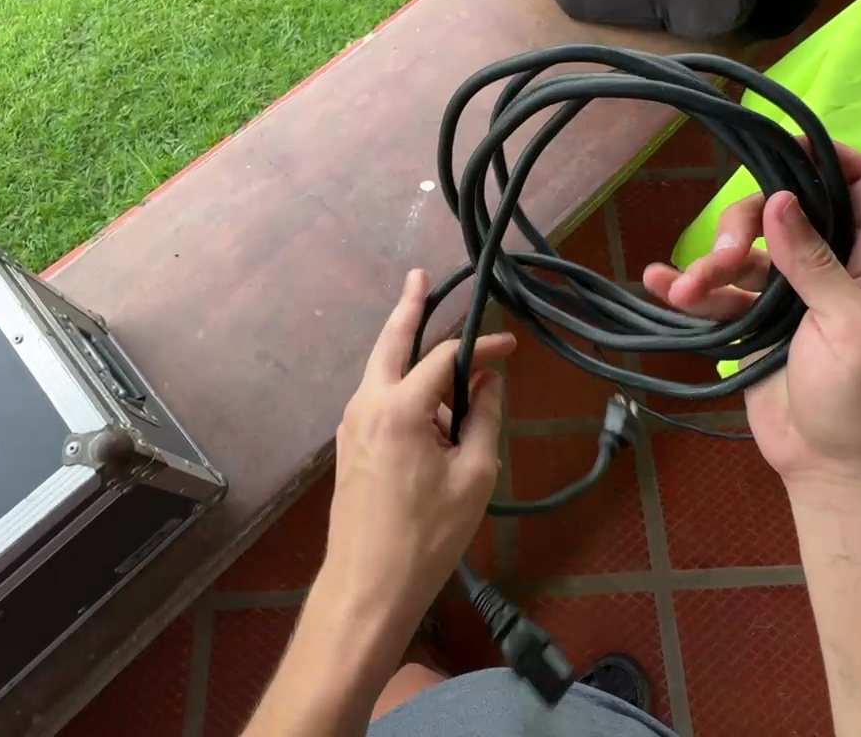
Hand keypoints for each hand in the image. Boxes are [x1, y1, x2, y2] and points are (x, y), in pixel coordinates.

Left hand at [319, 269, 516, 634]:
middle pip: (391, 340)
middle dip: (408, 305)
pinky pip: (378, 395)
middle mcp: (368, 402)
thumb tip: (489, 380)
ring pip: (380, 367)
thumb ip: (484, 419)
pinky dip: (401, 380)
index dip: (482, 347)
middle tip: (419, 275)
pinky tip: (425, 393)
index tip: (512, 346)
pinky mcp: (348, 442)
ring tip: (428, 321)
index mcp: (400, 407)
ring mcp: (351, 422)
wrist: (366, 586)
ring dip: (406, 345)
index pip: (446, 358)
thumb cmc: (427, 535)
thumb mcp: (473, 476)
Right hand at [641, 142, 860, 491]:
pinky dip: (688, 287)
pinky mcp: (751, 322)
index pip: (857, 188)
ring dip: (708, 263)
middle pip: (781, 213)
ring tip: (686, 290)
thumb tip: (782, 201)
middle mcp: (828, 268)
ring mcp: (786, 295)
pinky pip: (718, 293)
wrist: (833, 471)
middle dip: (743, 225)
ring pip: (741, 252)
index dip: (824, 159)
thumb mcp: (854, 329)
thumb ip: (816, 264)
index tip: (781, 144)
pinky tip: (659, 282)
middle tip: (722, 257)